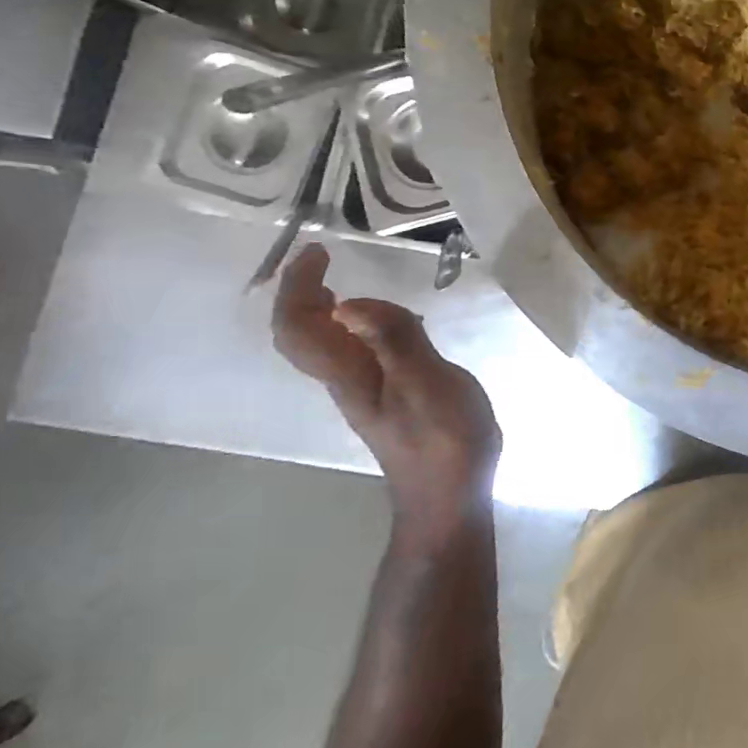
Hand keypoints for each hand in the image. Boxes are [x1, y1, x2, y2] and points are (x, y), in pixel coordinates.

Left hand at [273, 244, 499, 543]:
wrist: (449, 495)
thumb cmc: (443, 439)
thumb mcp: (427, 383)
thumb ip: (394, 341)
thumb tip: (351, 304)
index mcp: (349, 374)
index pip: (299, 327)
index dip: (298, 287)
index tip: (318, 252)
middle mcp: (346, 381)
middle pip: (302, 336)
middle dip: (301, 295)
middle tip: (321, 262)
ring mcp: (365, 393)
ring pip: (325, 346)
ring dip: (323, 311)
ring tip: (341, 287)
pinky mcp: (387, 400)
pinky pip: (354, 354)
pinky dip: (356, 328)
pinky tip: (386, 326)